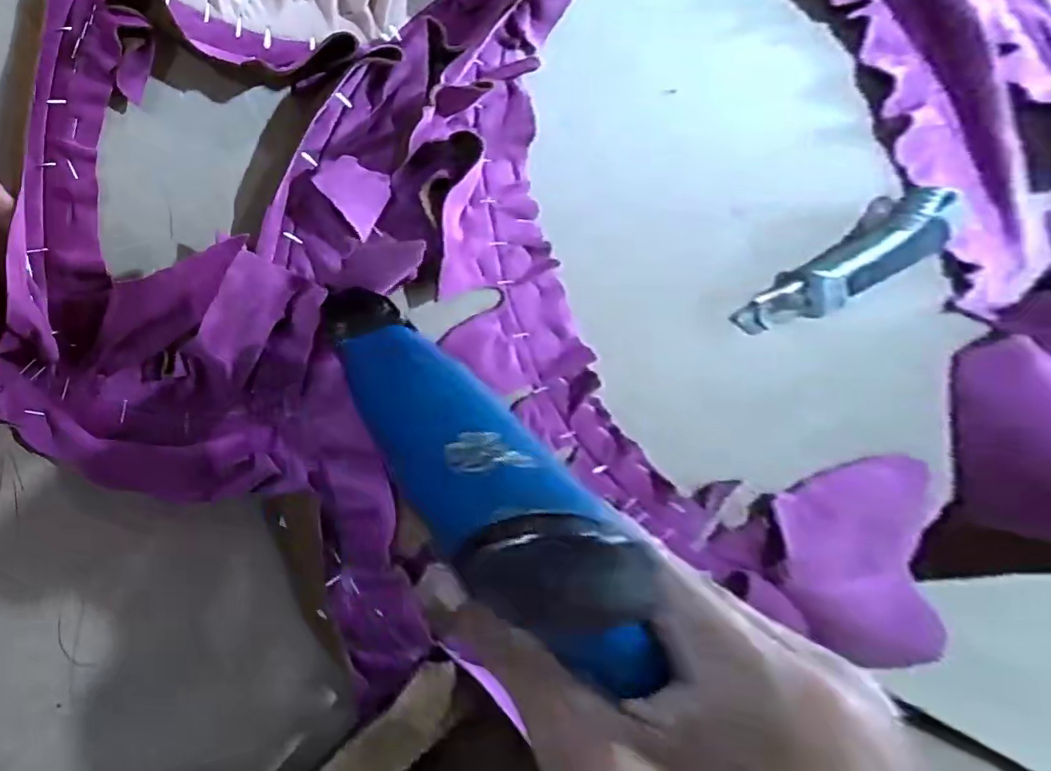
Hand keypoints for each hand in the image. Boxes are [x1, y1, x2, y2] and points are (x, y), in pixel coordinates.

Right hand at [443, 548, 916, 770]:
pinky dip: (683, 647)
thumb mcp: (587, 753)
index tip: (507, 534)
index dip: (566, 535)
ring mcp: (848, 693)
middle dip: (597, 582)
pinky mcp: (846, 716)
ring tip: (586, 641)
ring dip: (638, 613)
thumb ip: (512, 655)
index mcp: (764, 666)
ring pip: (706, 612)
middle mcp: (819, 662)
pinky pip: (741, 649)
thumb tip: (434, 579)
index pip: (641, 554)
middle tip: (535, 597)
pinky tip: (650, 678)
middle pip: (674, 581)